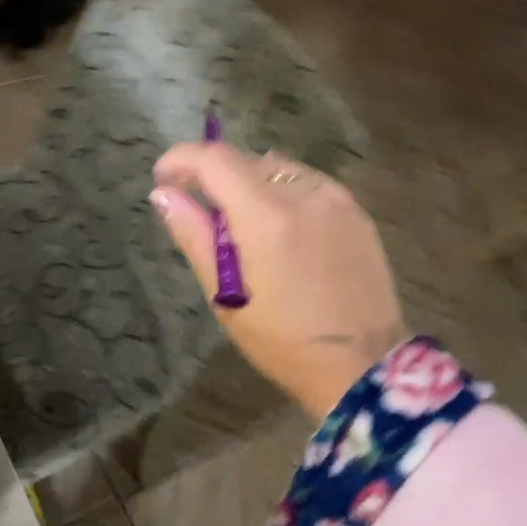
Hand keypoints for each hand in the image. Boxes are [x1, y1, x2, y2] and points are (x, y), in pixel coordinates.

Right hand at [150, 144, 404, 418]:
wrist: (364, 366)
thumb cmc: (282, 341)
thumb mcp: (224, 294)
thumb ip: (193, 235)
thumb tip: (163, 194)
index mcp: (266, 215)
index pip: (215, 159)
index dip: (182, 159)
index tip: (163, 178)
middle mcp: (303, 194)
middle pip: (245, 160)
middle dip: (213, 175)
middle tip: (200, 212)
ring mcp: (336, 199)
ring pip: (277, 168)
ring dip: (250, 183)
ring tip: (243, 225)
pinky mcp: (357, 212)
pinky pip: (307, 184)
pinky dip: (283, 194)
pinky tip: (281, 231)